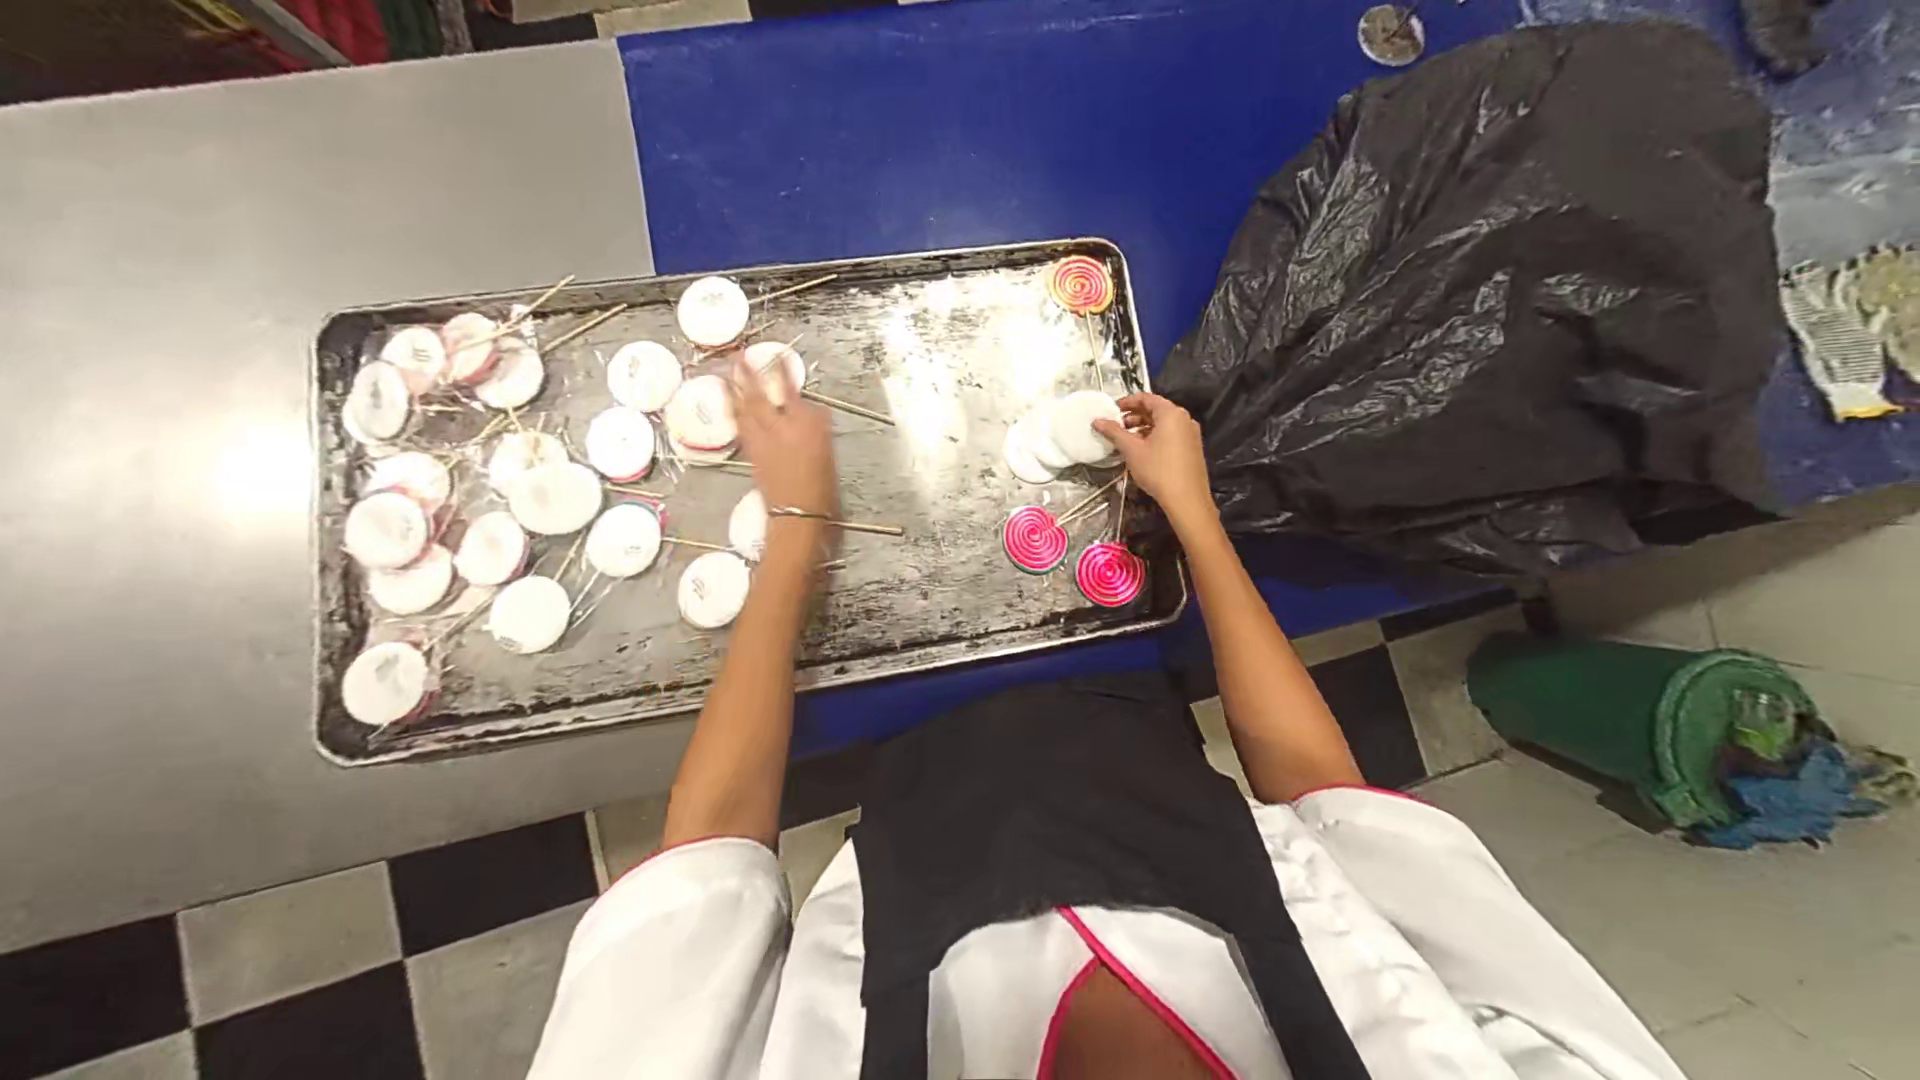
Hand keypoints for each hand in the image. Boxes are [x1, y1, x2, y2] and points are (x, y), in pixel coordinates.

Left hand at [732, 357, 838, 525]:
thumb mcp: (827, 452)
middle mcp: (781, 427)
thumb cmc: (821, 487)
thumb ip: (815, 427)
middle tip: (738, 354)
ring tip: (724, 371)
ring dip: (733, 388)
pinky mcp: (751, 452)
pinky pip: (739, 423)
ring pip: (744, 407)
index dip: (782, 370)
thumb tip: (807, 411)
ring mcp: (762, 439)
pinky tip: (728, 401)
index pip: (791, 389)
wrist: (800, 514)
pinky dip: (732, 409)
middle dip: (748, 373)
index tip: (777, 355)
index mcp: (806, 425)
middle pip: (759, 394)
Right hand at [1092, 393, 1215, 528]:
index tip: (1112, 409)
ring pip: (1163, 423)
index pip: (1147, 398)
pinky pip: (1171, 434)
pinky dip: (1155, 436)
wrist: (1186, 498)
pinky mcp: (1192, 447)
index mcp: (1171, 413)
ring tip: (1127, 439)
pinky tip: (1143, 450)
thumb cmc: (1158, 470)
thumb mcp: (1132, 450)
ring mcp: (1191, 433)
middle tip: (1117, 426)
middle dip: (1134, 415)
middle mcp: (1184, 419)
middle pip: (1156, 410)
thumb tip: (1097, 421)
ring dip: (1143, 427)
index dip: (1127, 401)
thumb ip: (1114, 432)